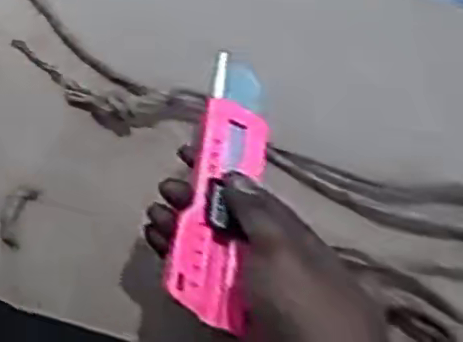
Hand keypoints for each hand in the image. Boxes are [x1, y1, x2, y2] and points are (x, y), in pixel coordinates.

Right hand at [145, 148, 386, 341]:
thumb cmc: (306, 310)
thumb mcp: (287, 255)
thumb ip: (258, 213)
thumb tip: (234, 175)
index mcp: (302, 251)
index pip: (260, 202)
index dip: (226, 175)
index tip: (189, 152)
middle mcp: (275, 265)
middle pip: (224, 220)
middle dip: (190, 200)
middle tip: (168, 191)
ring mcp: (249, 288)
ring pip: (201, 243)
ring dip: (174, 224)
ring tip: (156, 220)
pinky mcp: (224, 306)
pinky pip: (189, 271)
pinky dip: (169, 253)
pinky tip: (156, 243)